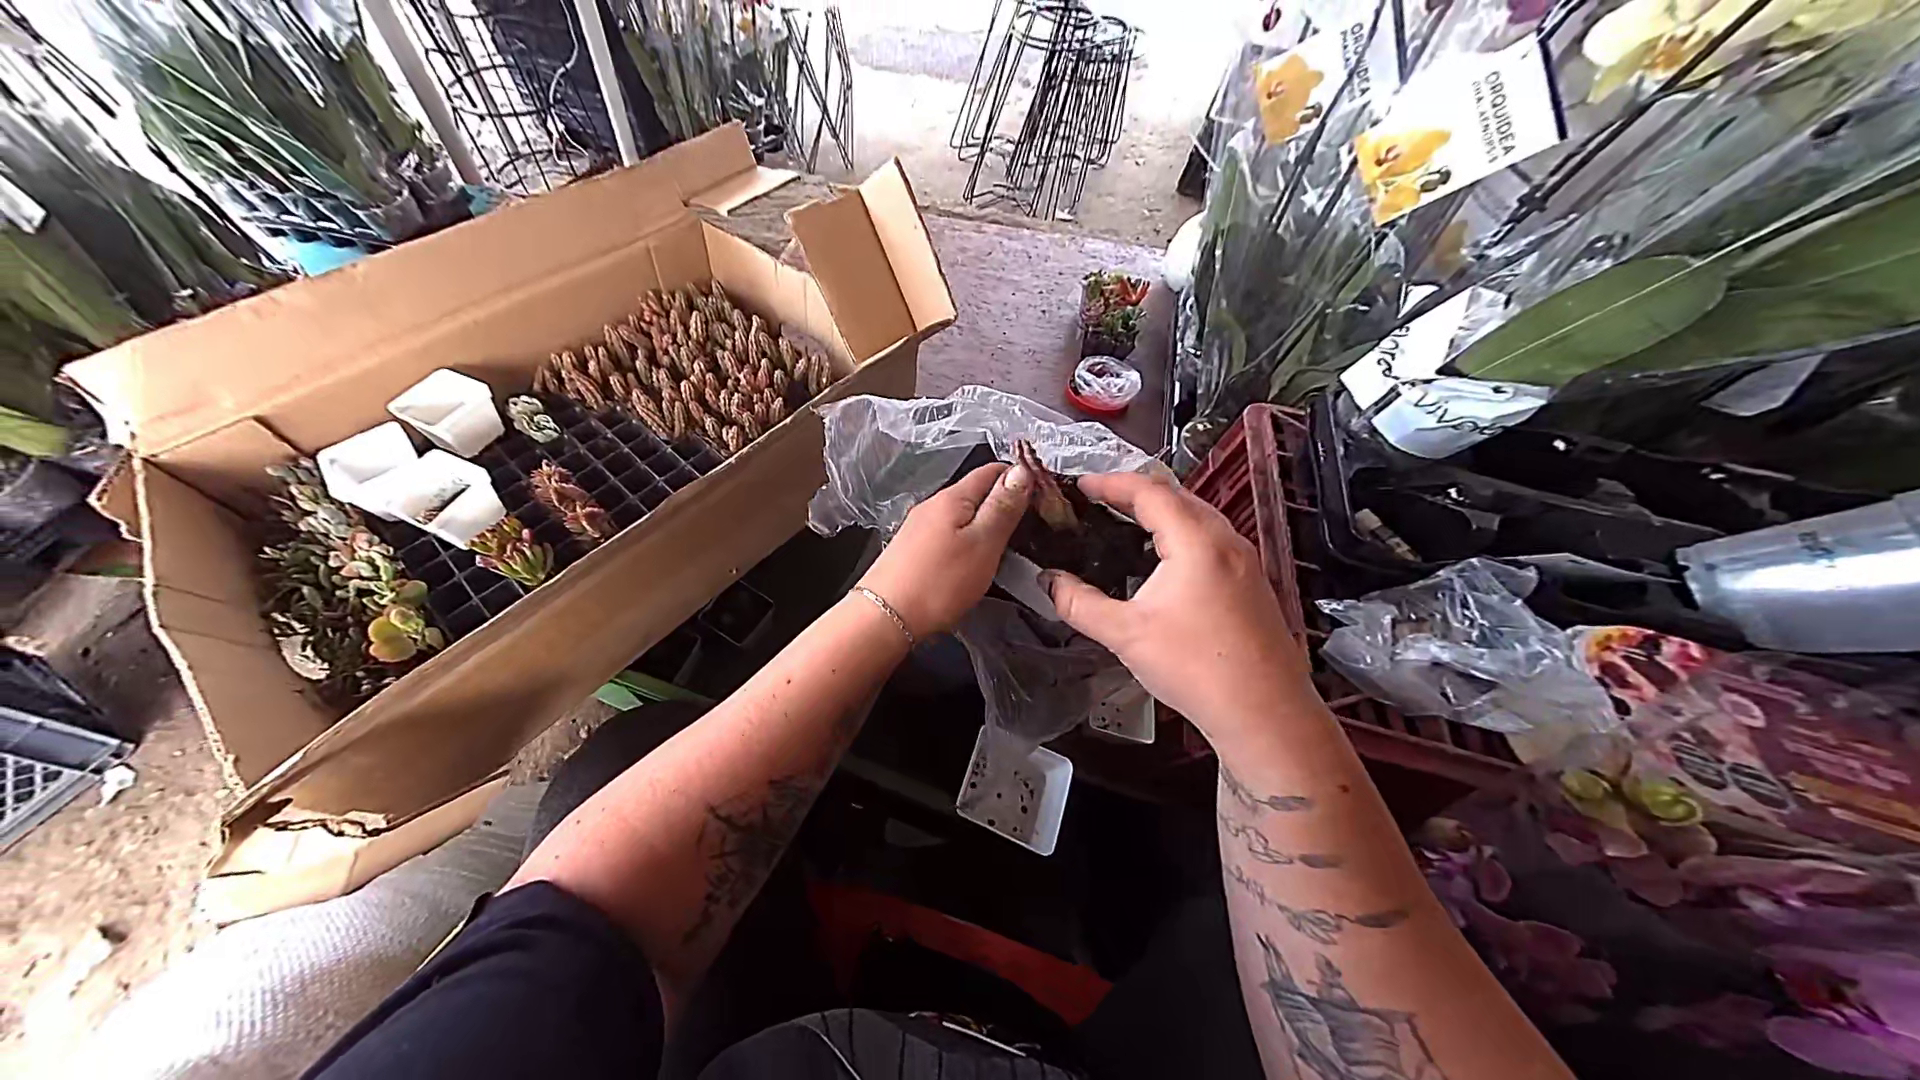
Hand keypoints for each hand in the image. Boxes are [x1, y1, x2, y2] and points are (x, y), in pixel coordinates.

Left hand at [857, 462, 1031, 638]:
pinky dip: (969, 540)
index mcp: (952, 497)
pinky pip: (950, 534)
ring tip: (1011, 545)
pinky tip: (978, 559)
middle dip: (1005, 502)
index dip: (1020, 477)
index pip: (992, 470)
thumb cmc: (939, 582)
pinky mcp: (913, 550)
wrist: (885, 618)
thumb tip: (1023, 469)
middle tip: (1034, 525)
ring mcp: (919, 527)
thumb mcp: (983, 543)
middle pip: (976, 492)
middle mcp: (933, 505)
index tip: (1044, 496)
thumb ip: (1003, 507)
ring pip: (963, 515)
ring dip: (987, 524)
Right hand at [1041, 472, 1309, 739]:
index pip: (1149, 491)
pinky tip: (1164, 560)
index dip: (1110, 483)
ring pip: (1198, 517)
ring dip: (1161, 512)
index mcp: (1197, 542)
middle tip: (1100, 501)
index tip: (1082, 486)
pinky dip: (1181, 534)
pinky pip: (1212, 539)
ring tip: (1126, 523)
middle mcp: (1227, 542)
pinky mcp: (1252, 583)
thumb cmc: (1200, 670)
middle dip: (1135, 492)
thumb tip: (1049, 582)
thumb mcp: (1125, 634)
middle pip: (1177, 495)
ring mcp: (1245, 561)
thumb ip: (1079, 602)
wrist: (1265, 714)